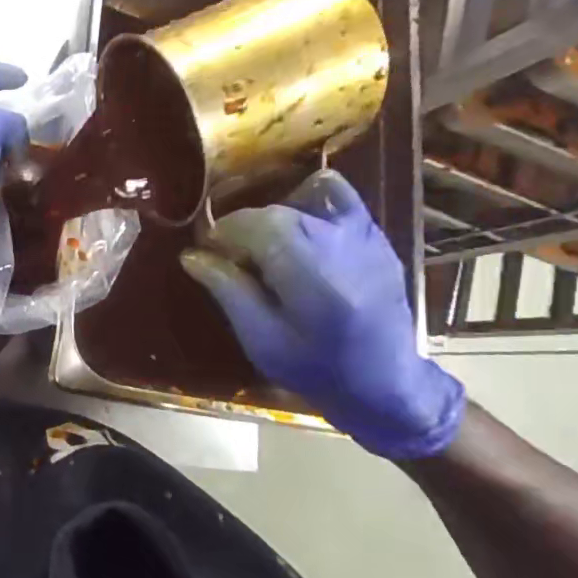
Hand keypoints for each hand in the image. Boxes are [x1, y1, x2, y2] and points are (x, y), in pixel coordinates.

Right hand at [179, 169, 465, 459]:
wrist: (386, 383)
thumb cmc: (316, 369)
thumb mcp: (261, 339)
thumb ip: (228, 290)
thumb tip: (191, 255)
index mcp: (306, 266)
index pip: (251, 222)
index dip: (220, 234)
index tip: (207, 255)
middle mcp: (337, 237)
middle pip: (275, 209)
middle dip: (246, 230)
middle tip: (233, 263)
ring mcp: (363, 231)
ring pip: (306, 195)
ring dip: (278, 216)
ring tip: (270, 250)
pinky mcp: (376, 236)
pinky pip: (339, 199)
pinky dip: (311, 209)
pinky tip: (302, 245)